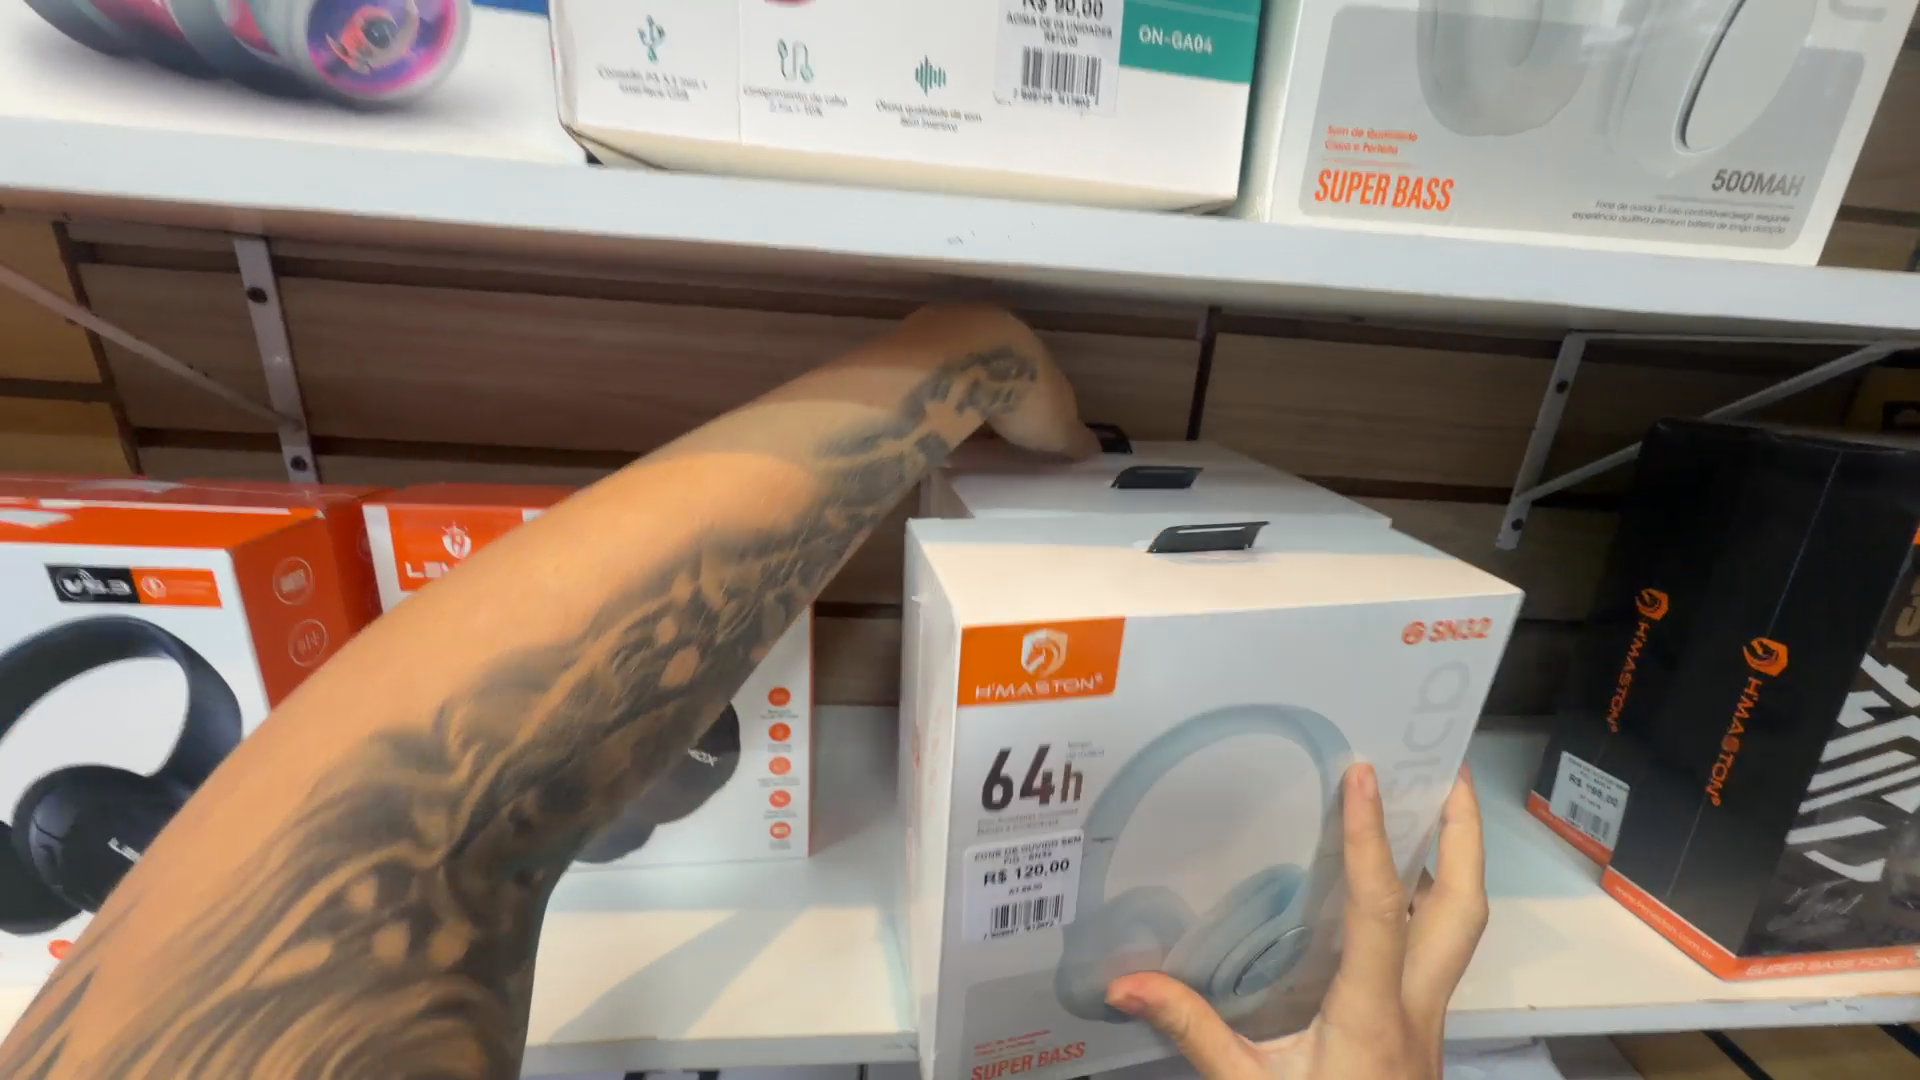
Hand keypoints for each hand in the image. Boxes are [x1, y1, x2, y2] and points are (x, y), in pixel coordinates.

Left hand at [885, 304, 1101, 459]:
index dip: (1029, 401)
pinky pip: (923, 373)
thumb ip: (1074, 438)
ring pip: (955, 365)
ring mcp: (946, 332)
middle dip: (990, 394)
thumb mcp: (1058, 428)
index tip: (1023, 427)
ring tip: (950, 427)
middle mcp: (988, 330)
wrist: (963, 365)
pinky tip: (923, 418)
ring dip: (955, 391)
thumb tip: (1095, 450)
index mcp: (1028, 347)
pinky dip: (926, 394)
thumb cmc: (1022, 396)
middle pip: (991, 366)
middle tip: (985, 429)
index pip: (1031, 373)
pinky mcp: (909, 342)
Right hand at [1106, 764, 1486, 1079]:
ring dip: (1458, 859)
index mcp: (1370, 1015)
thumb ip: (1191, 1030)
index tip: (1364, 775)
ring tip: (1436, 799)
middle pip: (1463, 911)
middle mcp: (1415, 1006)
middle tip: (1450, 766)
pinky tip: (1398, 876)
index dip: (1371, 840)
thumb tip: (1122, 982)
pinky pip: (1441, 944)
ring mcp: (1428, 1016)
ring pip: (1462, 925)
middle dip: (1465, 836)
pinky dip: (1433, 894)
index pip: (1377, 911)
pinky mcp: (1421, 1023)